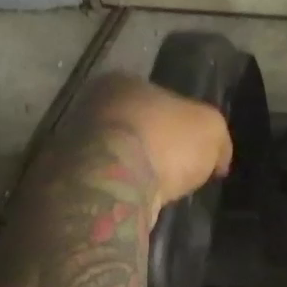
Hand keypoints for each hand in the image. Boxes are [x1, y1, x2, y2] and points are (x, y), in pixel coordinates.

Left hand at [79, 74, 231, 207]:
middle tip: (173, 170)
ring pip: (113, 155)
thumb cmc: (164, 143)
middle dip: (152, 145)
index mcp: (122, 82)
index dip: (178, 121)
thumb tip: (218, 159)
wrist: (114, 185)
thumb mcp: (211, 131)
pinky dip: (118, 191)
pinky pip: (102, 183)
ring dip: (132, 171)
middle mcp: (91, 105)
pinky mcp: (68, 178)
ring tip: (155, 193)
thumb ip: (217, 139)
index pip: (156, 97)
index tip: (191, 146)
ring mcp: (73, 143)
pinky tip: (134, 205)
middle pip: (132, 125)